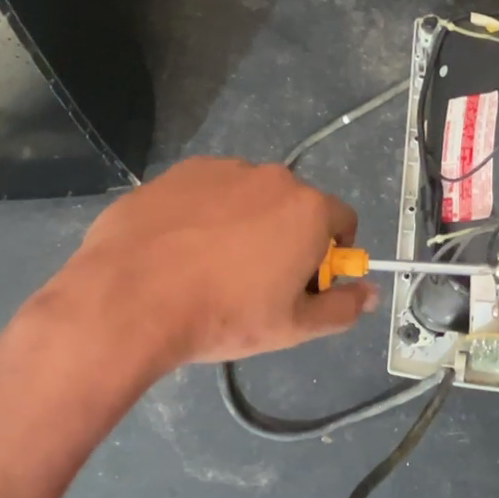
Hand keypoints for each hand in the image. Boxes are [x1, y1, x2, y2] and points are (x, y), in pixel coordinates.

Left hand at [28, 158, 377, 380]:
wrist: (129, 299)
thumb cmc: (223, 314)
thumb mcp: (292, 328)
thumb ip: (341, 309)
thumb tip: (369, 294)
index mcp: (309, 209)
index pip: (343, 221)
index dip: (330, 254)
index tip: (304, 283)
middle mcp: (272, 177)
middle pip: (296, 206)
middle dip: (287, 237)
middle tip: (256, 281)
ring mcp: (222, 170)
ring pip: (250, 197)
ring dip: (246, 222)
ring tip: (210, 266)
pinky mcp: (178, 173)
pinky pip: (207, 192)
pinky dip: (204, 214)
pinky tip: (179, 249)